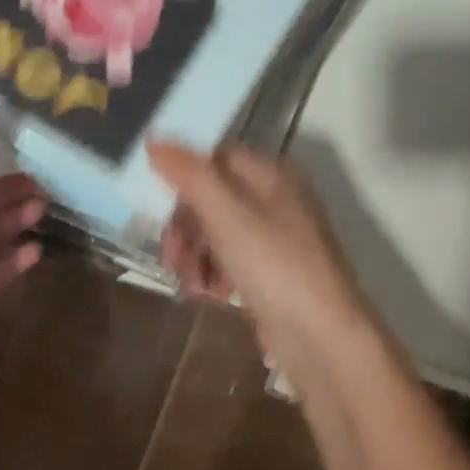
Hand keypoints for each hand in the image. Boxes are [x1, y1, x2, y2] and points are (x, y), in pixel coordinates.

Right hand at [148, 141, 378, 382]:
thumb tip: (153, 137)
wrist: (315, 332)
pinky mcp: (267, 276)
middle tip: (170, 258)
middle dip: (183, 229)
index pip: (216, 158)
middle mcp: (274, 202)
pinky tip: (209, 296)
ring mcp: (272, 241)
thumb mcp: (226, 215)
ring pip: (214, 236)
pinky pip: (226, 265)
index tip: (157, 208)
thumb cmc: (273, 266)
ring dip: (193, 258)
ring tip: (192, 286)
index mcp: (271, 177)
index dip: (183, 179)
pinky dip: (211, 277)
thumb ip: (190, 176)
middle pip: (211, 200)